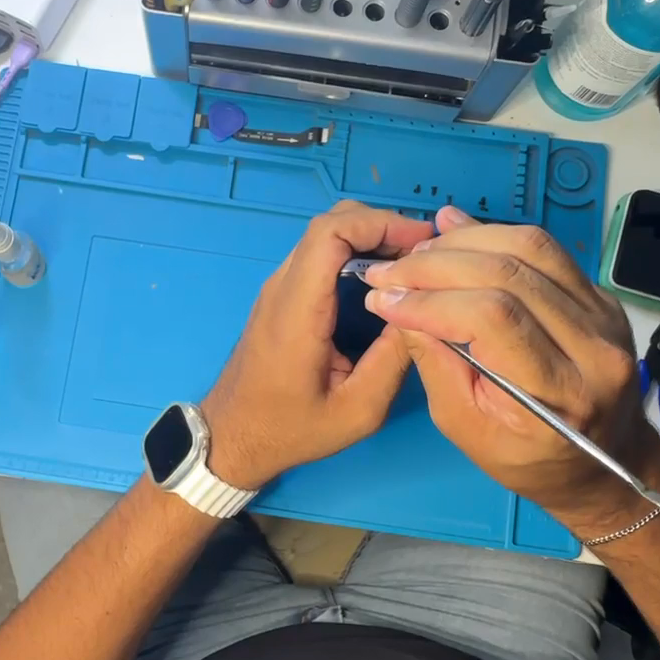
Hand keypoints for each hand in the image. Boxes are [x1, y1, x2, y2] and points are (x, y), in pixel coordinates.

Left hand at [201, 201, 437, 489]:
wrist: (233, 436)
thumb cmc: (290, 429)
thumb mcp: (356, 410)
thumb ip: (392, 360)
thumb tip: (426, 313)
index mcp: (297, 311)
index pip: (330, 233)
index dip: (379, 223)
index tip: (421, 244)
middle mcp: (281, 288)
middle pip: (330, 223)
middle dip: (382, 226)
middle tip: (424, 254)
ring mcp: (277, 289)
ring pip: (324, 236)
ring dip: (369, 238)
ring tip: (411, 266)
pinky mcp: (280, 296)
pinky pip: (318, 256)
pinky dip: (354, 253)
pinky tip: (383, 281)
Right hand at [361, 206, 659, 537]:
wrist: (604, 461)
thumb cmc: (528, 458)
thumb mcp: (466, 428)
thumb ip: (436, 365)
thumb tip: (401, 308)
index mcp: (561, 392)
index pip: (493, 319)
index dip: (431, 301)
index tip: (383, 299)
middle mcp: (594, 344)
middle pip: (509, 274)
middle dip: (436, 265)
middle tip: (388, 271)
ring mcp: (603, 312)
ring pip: (529, 247)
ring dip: (462, 241)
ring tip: (416, 252)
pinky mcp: (599, 294)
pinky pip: (543, 248)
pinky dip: (491, 235)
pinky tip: (452, 229)